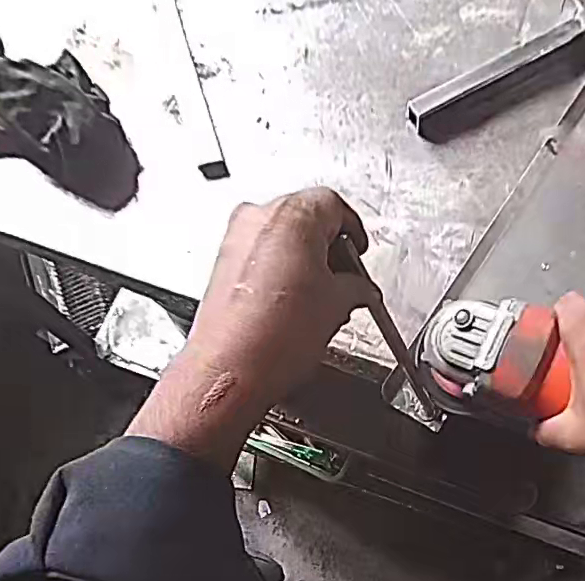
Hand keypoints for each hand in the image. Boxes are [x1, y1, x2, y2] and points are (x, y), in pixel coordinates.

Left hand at [127, 187, 375, 464]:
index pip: (335, 206)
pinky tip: (293, 306)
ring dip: (305, 262)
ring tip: (320, 300)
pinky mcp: (223, 264)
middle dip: (330, 250)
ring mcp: (236, 239)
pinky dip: (280, 273)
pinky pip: (261, 257)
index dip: (354, 233)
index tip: (360, 251)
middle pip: (307, 218)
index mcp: (294, 215)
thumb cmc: (274, 339)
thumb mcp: (336, 307)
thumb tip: (361, 289)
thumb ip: (356, 287)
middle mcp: (259, 217)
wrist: (231, 370)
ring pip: (282, 237)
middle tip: (347, 280)